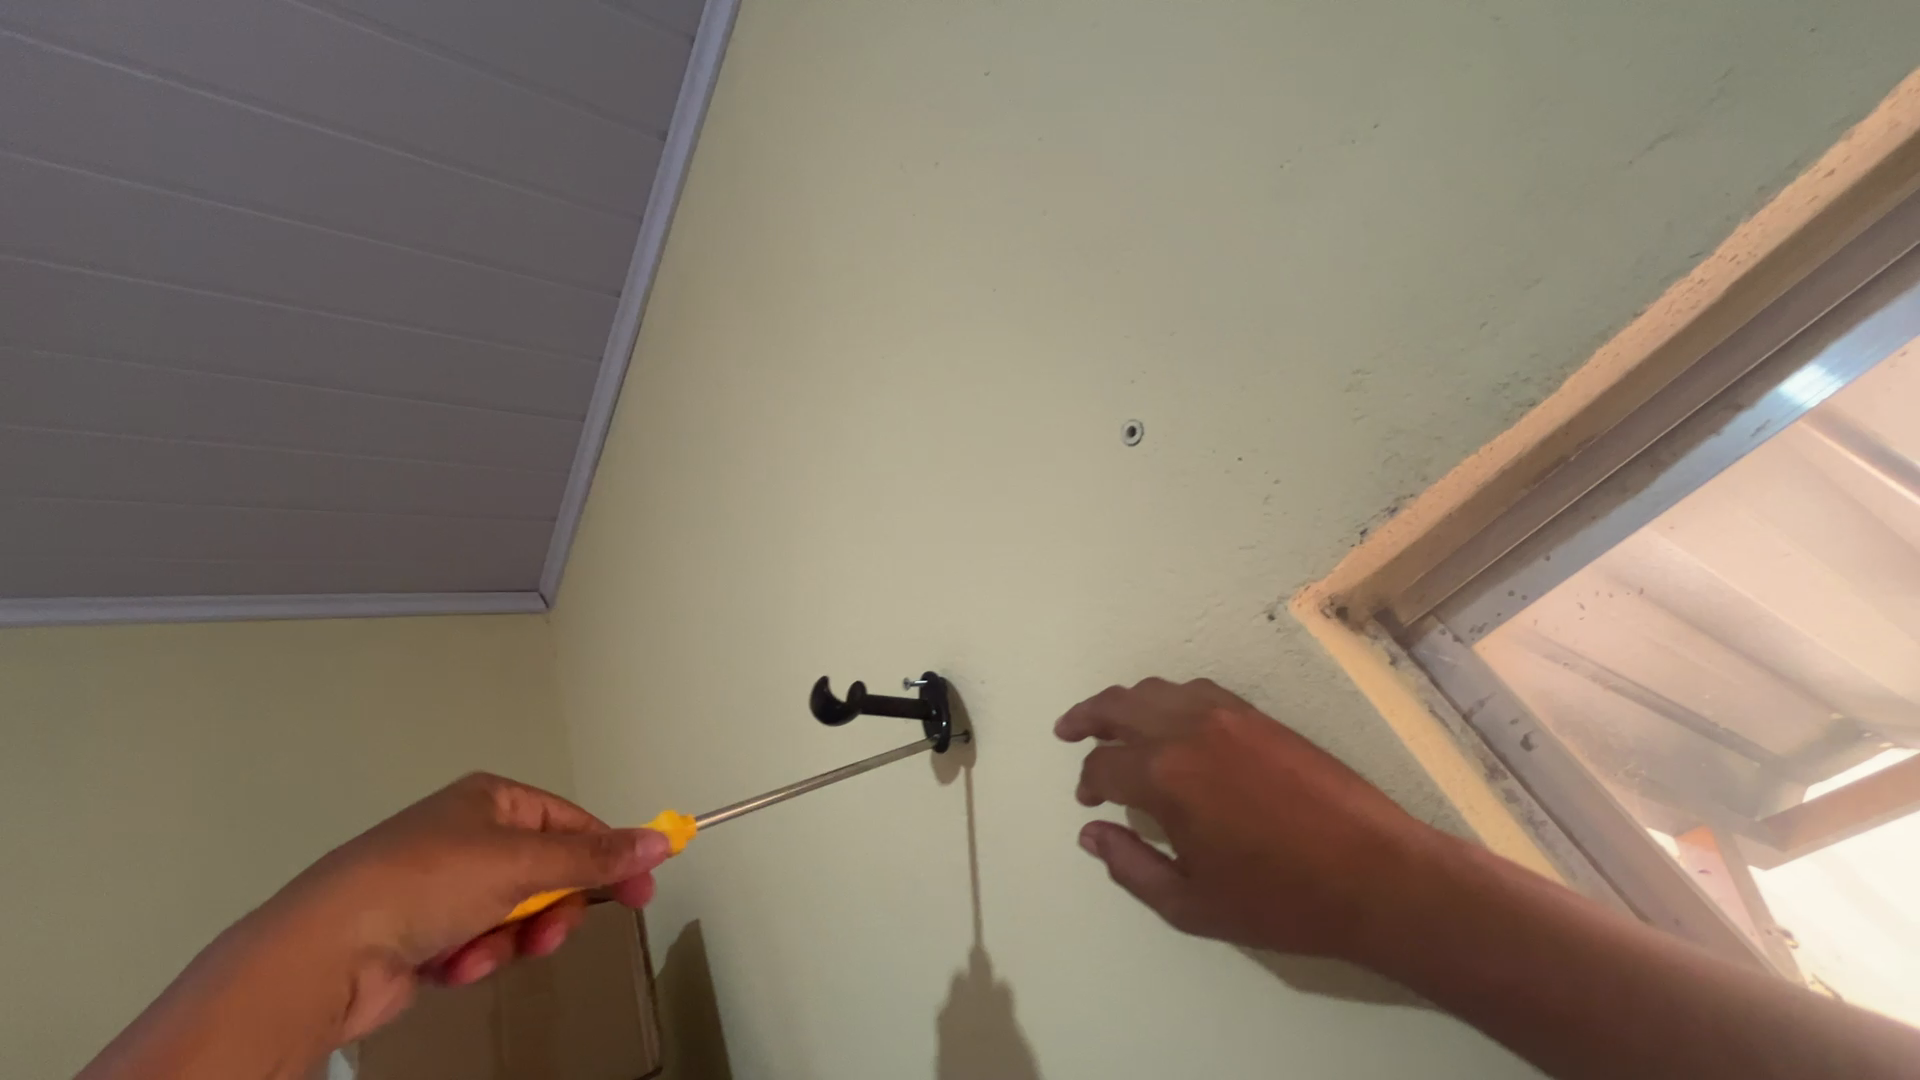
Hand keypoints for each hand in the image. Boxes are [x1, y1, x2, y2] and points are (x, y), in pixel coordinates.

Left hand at [263, 773, 669, 1042]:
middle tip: (552, 935)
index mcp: (492, 800)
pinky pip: (480, 941)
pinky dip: (476, 956)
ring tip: (489, 954)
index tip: (642, 891)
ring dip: (514, 938)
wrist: (320, 957)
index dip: (609, 856)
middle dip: (551, 909)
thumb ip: (596, 856)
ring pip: (518, 913)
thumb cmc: (428, 884)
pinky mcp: (423, 932)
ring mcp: (444, 885)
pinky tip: (453, 967)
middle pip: (547, 871)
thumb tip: (662, 841)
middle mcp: (470, 835)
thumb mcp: (523, 864)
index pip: (572, 823)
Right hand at [1056, 678, 1453, 962]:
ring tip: (1113, 723)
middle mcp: (1186, 730)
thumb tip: (1091, 832)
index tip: (1090, 802)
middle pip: (1118, 706)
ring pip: (1156, 690)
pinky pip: (1198, 690)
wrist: (1378, 876)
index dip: (1088, 783)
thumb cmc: (1279, 899)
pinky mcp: (1258, 715)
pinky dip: (1170, 699)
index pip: (1103, 764)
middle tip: (1068, 731)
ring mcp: (1226, 715)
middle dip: (1086, 718)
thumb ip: (1130, 865)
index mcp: (1164, 776)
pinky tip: (1171, 721)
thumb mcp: (1191, 903)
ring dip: (1125, 704)